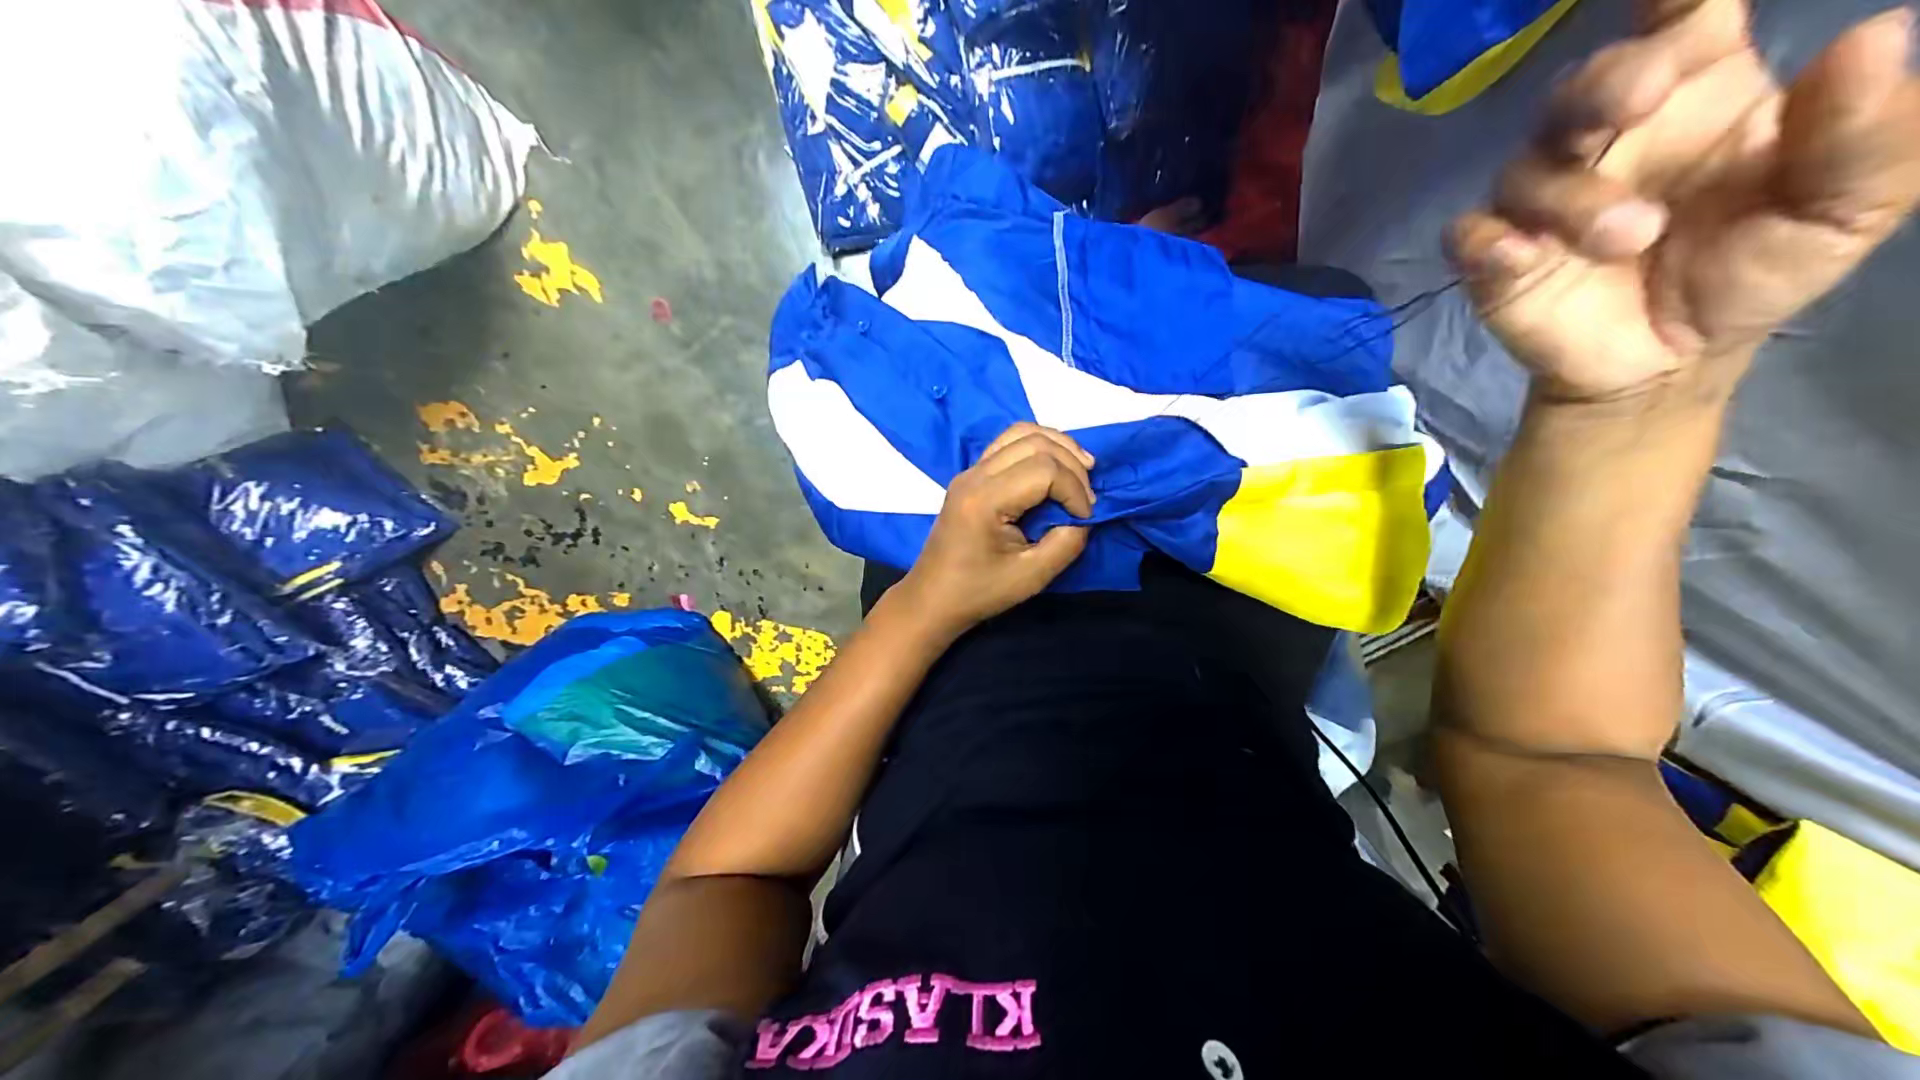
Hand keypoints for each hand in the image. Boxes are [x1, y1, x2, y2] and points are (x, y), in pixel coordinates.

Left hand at [896, 423, 1094, 634]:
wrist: (933, 598)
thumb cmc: (979, 592)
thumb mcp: (1032, 576)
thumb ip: (1066, 542)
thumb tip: (1083, 517)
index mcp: (984, 500)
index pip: (1044, 469)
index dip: (1075, 489)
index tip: (1084, 518)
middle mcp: (974, 475)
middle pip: (1035, 443)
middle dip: (1072, 464)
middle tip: (1087, 497)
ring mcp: (970, 471)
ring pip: (1022, 433)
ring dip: (1058, 446)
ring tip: (1084, 469)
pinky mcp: (973, 475)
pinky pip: (1009, 442)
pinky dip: (1039, 446)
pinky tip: (1057, 465)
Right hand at [1450, 0, 1919, 407]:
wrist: (1667, 363)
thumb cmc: (1753, 273)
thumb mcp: (1845, 208)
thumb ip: (1863, 134)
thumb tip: (1873, 34)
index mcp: (1700, 95)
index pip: (1680, 19)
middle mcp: (1609, 137)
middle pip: (1582, 83)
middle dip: (1603, 85)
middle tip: (1636, 104)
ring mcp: (1541, 199)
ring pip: (1526, 167)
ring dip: (1570, 197)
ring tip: (1628, 239)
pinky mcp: (1493, 257)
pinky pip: (1469, 234)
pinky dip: (1486, 241)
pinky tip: (1518, 256)